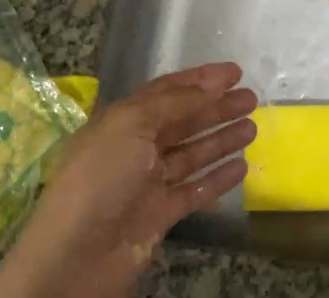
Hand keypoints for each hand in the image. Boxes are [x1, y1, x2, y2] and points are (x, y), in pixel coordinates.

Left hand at [0, 63, 255, 297]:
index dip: (200, 79)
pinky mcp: (160, 215)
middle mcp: (136, 147)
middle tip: (251, 98)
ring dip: (222, 139)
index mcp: (123, 119)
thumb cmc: (100, 176)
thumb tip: (209, 85)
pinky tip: (241, 167)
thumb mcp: (131, 124)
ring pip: (192, 154)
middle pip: (183, 121)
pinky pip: (194, 191)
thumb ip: (173, 102)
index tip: (234, 72)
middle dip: (217, 107)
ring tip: (253, 127)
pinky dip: (217, 179)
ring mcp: (148, 182)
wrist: (75, 255)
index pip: (167, 90)